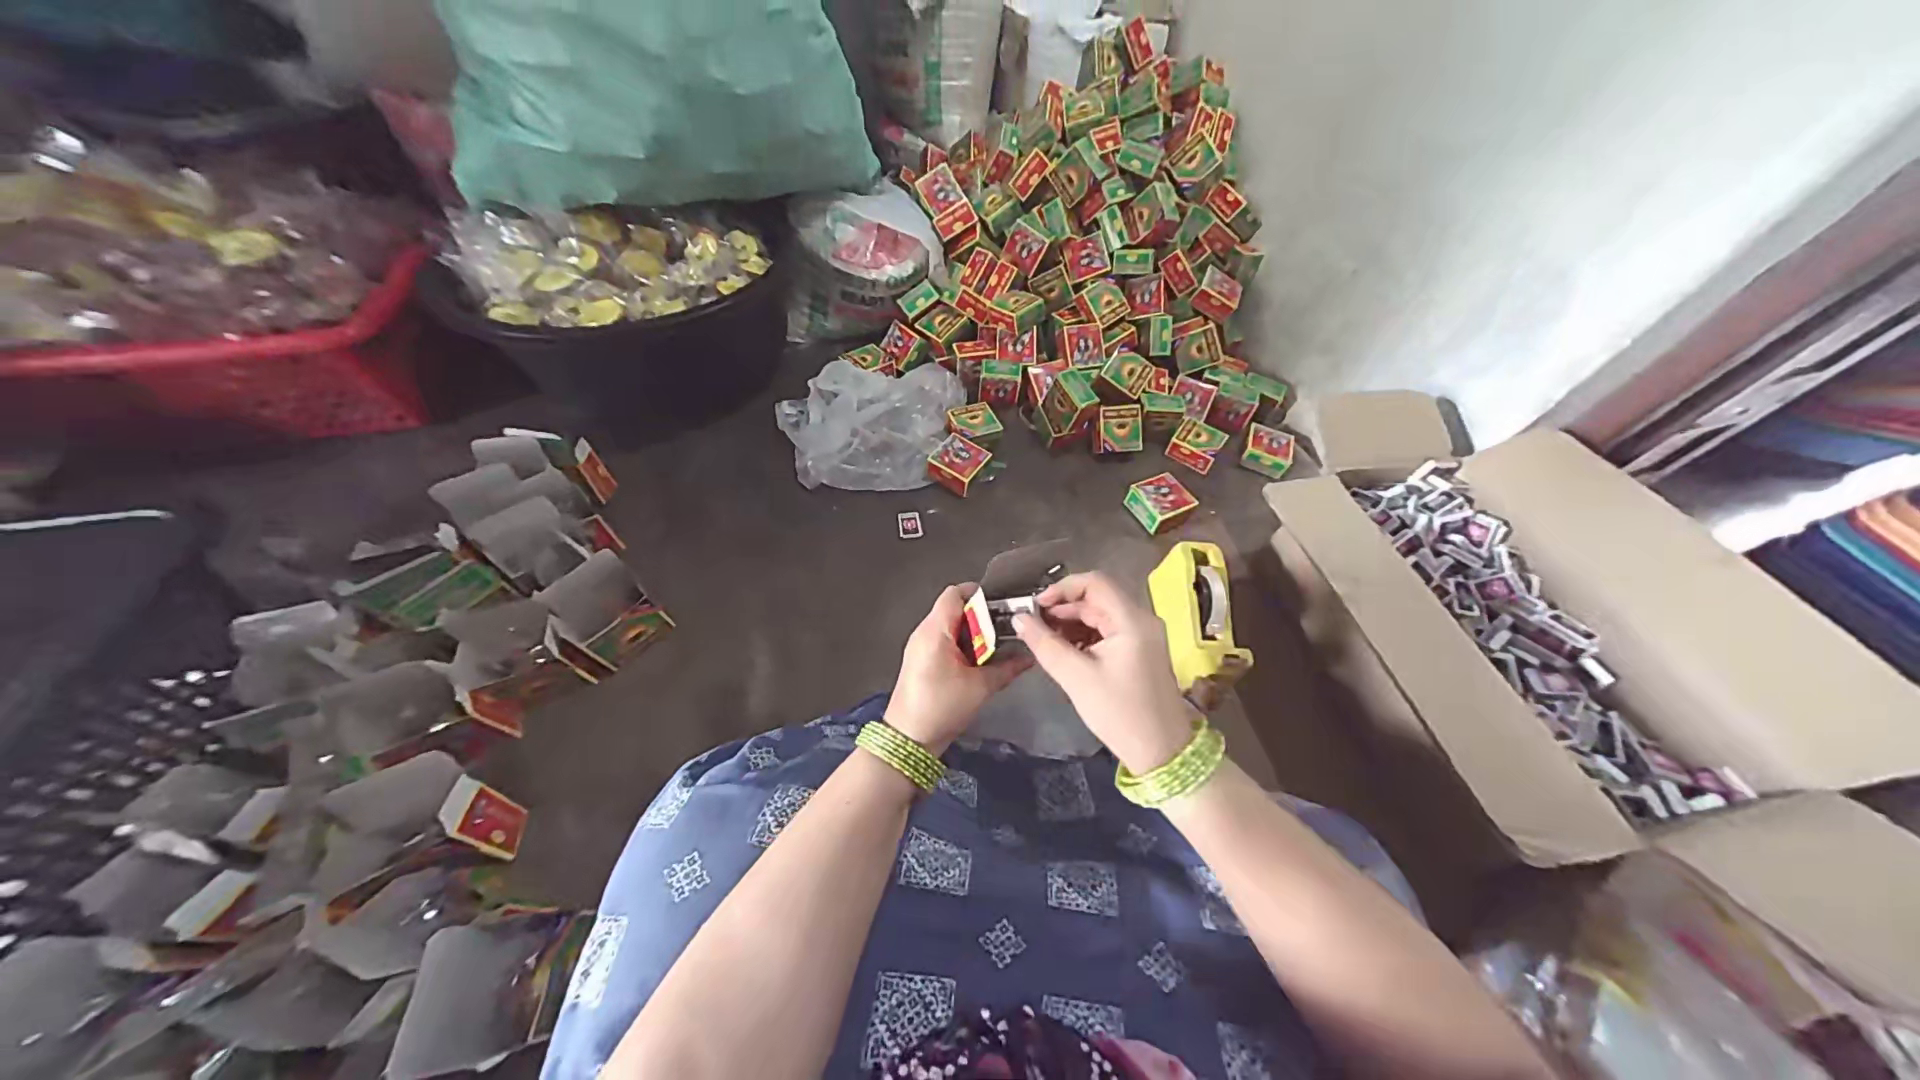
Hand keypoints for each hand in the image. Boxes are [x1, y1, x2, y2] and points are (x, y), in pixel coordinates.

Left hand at [885, 584, 1030, 752]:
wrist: (908, 739)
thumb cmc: (943, 707)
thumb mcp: (981, 687)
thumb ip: (1007, 668)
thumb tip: (1030, 656)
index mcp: (935, 630)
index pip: (955, 593)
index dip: (979, 594)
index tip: (1003, 607)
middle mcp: (924, 632)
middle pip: (954, 608)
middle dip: (981, 616)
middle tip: (1007, 629)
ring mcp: (919, 646)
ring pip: (950, 626)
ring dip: (973, 633)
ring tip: (997, 647)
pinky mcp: (920, 661)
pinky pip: (943, 641)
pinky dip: (962, 645)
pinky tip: (978, 662)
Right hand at [1012, 571, 1196, 772]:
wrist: (1161, 752)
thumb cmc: (1119, 713)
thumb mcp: (1076, 677)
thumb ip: (1045, 644)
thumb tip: (1019, 619)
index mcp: (1132, 620)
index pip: (1095, 582)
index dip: (1062, 588)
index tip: (1036, 607)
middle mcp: (1141, 620)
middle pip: (1097, 598)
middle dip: (1063, 608)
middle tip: (1034, 626)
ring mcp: (1143, 636)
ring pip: (1100, 615)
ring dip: (1072, 622)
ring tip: (1045, 640)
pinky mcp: (1139, 651)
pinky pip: (1107, 631)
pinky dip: (1084, 635)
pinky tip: (1065, 650)